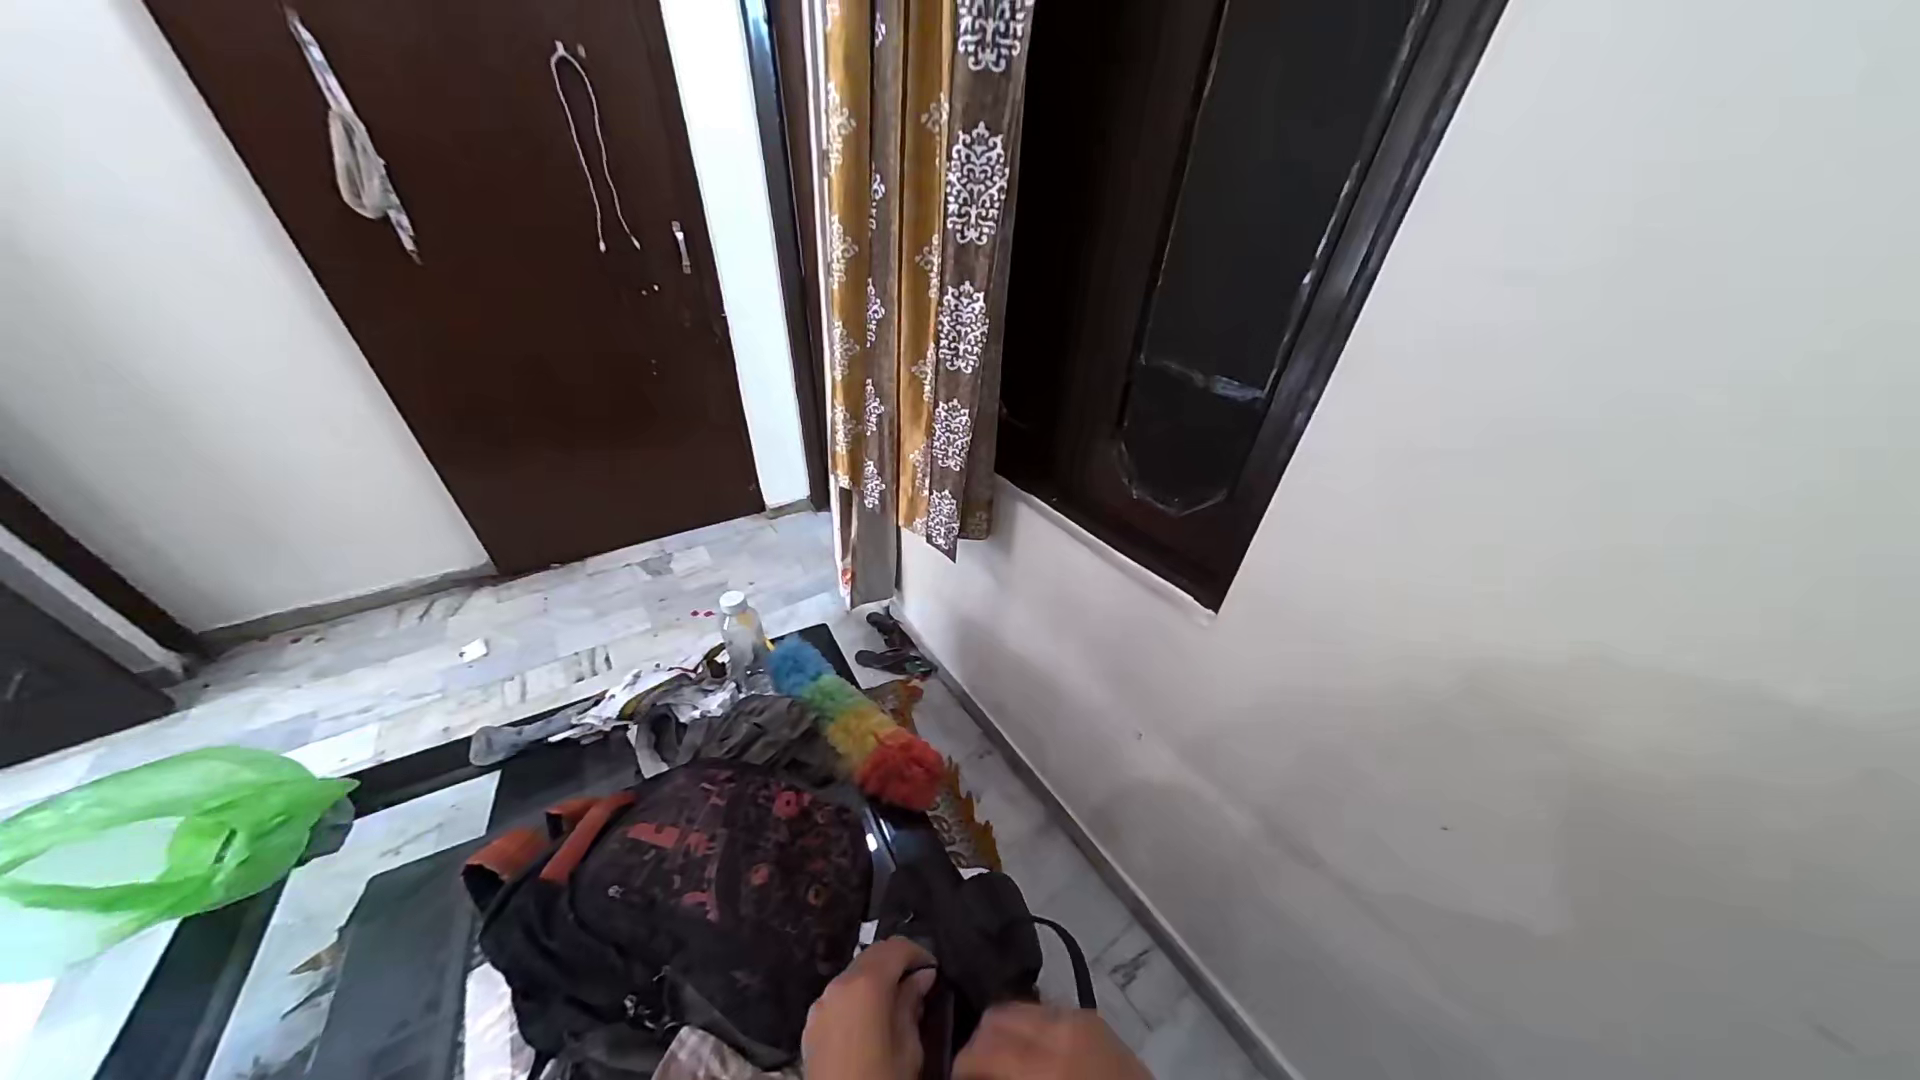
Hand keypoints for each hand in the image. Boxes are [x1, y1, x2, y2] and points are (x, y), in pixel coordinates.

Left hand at [803, 936, 938, 1079]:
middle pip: (872, 955)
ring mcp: (820, 1005)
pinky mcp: (810, 1027)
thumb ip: (912, 1004)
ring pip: (854, 975)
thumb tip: (921, 977)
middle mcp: (838, 984)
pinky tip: (871, 1021)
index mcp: (865, 984)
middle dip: (897, 963)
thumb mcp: (909, 1049)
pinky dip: (858, 998)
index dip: (918, 952)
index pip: (895, 947)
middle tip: (919, 982)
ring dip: (876, 979)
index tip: (934, 970)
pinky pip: (839, 997)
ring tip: (897, 1002)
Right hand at [953, 1003, 1151, 1079]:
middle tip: (975, 1069)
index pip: (981, 1046)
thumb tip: (979, 1071)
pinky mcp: (1093, 1017)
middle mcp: (1059, 1027)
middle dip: (979, 1041)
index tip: (955, 1074)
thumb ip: (1004, 1078)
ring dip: (1004, 1030)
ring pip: (1020, 1006)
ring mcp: (1078, 1016)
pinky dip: (1030, 1026)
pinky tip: (1031, 1053)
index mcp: (1044, 1065)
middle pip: (997, 1015)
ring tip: (1001, 1059)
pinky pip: (1047, 1011)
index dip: (961, 1062)